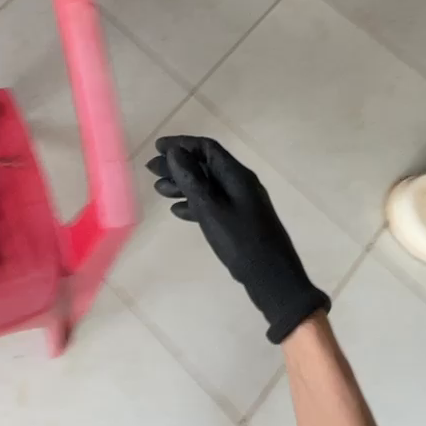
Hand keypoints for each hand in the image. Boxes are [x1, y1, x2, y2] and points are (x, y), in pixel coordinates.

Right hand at [147, 135, 328, 344]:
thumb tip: (175, 151)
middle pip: (205, 165)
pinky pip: (213, 203)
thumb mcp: (210, 208)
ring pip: (207, 185)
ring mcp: (242, 203)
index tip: (157, 148)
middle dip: (177, 164)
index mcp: (236, 175)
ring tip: (159, 190)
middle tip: (152, 170)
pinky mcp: (241, 220)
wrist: (273, 281)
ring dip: (182, 184)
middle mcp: (240, 184)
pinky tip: (178, 211)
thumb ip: (192, 178)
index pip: (206, 148)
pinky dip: (193, 203)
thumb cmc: (240, 241)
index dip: (181, 144)